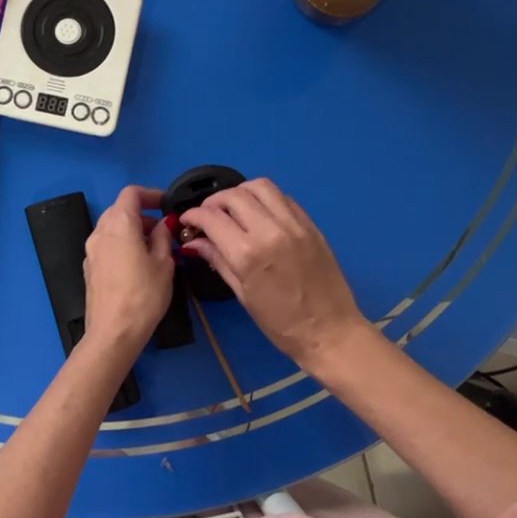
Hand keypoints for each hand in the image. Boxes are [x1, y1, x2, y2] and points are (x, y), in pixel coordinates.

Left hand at [82, 186, 174, 356]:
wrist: (113, 332)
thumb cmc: (144, 295)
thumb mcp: (164, 263)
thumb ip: (164, 237)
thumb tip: (162, 225)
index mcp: (119, 224)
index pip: (131, 193)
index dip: (150, 194)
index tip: (166, 204)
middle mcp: (100, 232)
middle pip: (119, 209)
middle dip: (141, 214)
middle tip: (162, 229)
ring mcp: (91, 251)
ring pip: (111, 228)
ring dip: (131, 230)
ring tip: (153, 248)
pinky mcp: (89, 268)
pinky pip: (106, 246)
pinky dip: (121, 244)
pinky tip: (136, 264)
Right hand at [179, 178, 368, 367]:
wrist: (329, 330)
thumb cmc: (280, 323)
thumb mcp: (243, 295)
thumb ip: (219, 261)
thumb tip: (194, 243)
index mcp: (248, 253)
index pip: (212, 218)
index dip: (193, 216)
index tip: (187, 221)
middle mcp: (270, 230)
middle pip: (235, 195)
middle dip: (214, 202)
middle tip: (208, 215)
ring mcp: (294, 224)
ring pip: (261, 186)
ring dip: (240, 192)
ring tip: (233, 209)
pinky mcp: (310, 224)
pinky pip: (283, 198)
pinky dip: (265, 199)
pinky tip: (259, 214)